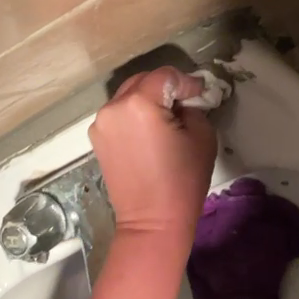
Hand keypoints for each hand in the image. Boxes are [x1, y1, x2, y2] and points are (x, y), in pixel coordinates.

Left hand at [88, 68, 217, 238]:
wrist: (152, 222)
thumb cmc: (182, 181)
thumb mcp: (201, 136)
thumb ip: (192, 108)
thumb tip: (184, 101)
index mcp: (140, 103)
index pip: (166, 76)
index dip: (186, 82)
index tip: (200, 94)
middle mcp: (114, 106)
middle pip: (143, 80)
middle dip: (165, 87)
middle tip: (185, 102)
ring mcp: (101, 122)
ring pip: (128, 95)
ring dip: (147, 99)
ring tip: (166, 117)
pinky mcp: (97, 138)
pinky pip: (118, 113)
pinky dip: (134, 114)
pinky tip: (149, 132)